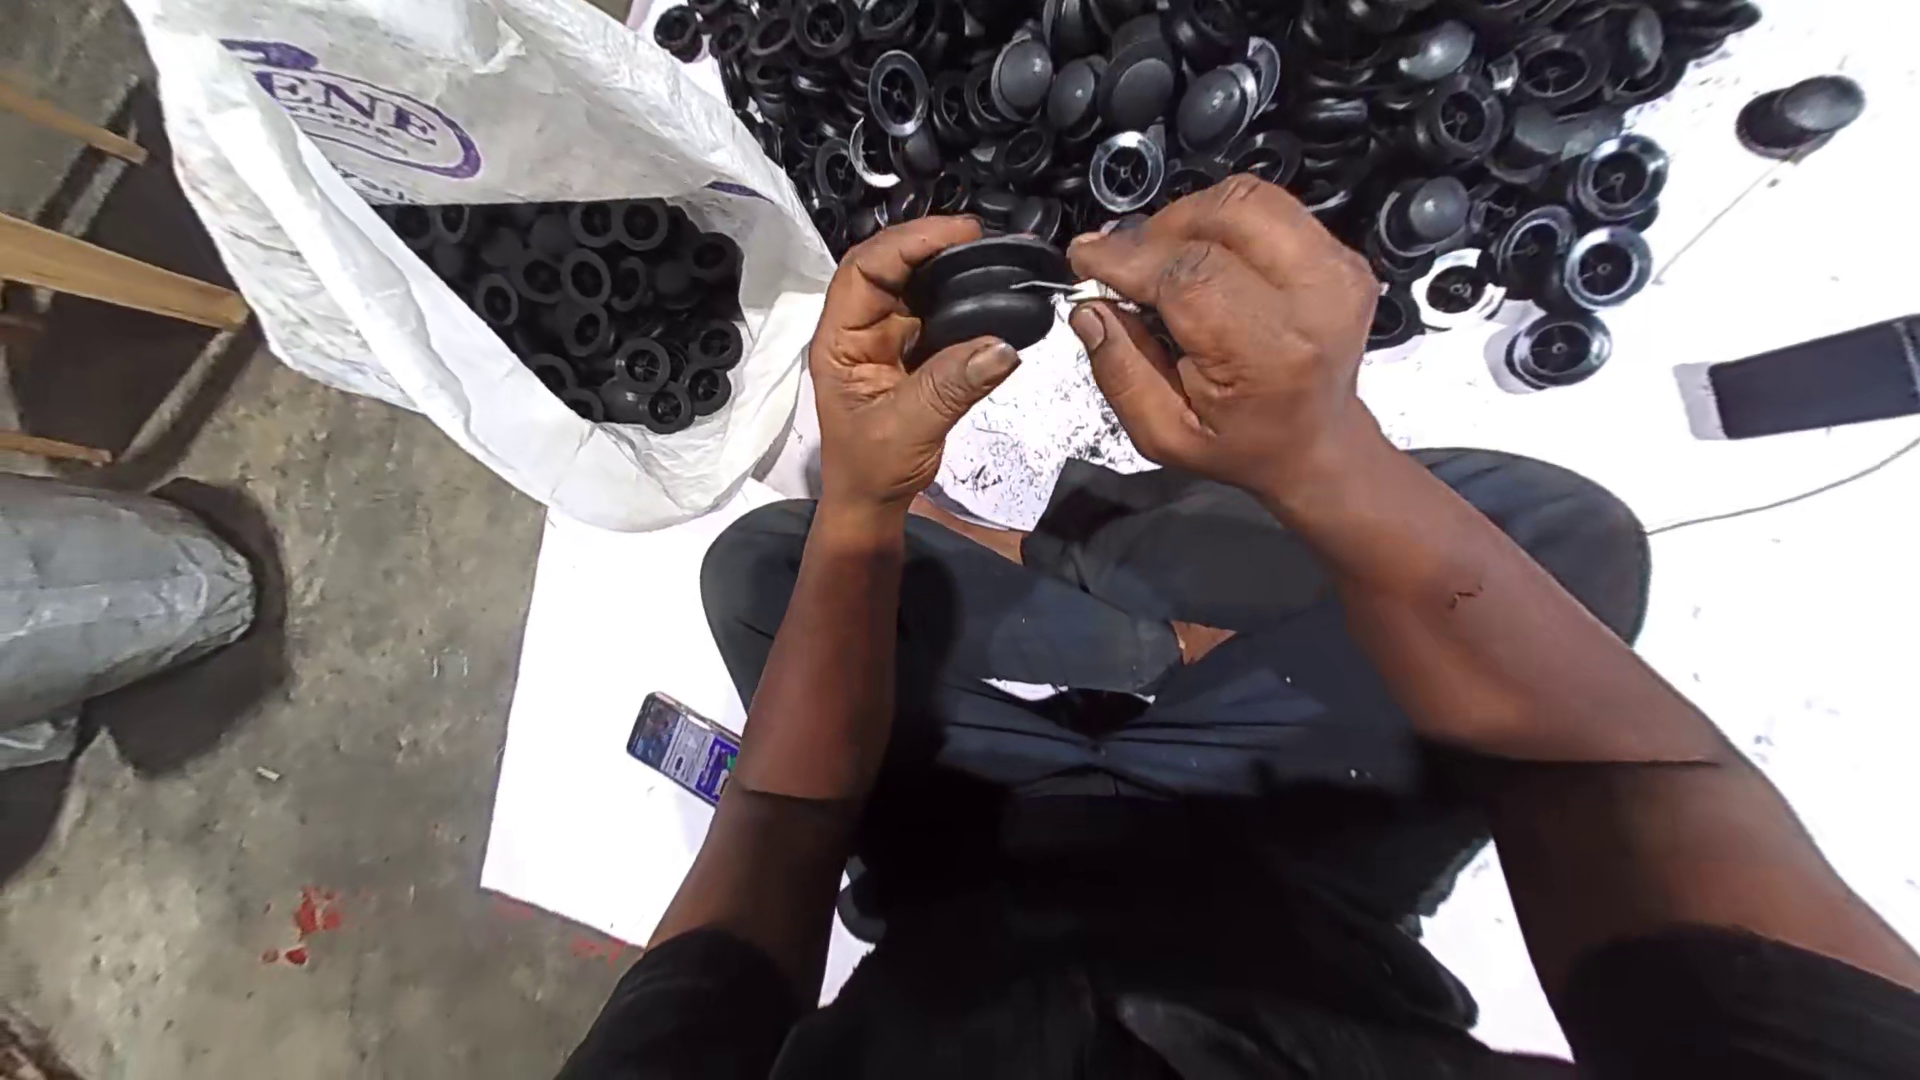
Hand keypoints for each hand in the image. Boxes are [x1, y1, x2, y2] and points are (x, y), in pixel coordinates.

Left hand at [810, 216, 1020, 514]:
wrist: (875, 500)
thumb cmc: (871, 470)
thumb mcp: (907, 429)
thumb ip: (951, 388)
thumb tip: (1001, 348)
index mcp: (840, 341)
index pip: (864, 270)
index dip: (908, 243)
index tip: (958, 233)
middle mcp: (861, 333)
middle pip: (891, 269)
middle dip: (932, 248)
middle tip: (980, 240)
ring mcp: (888, 343)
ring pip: (916, 290)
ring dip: (949, 273)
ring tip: (988, 260)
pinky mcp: (914, 357)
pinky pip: (938, 319)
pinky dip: (962, 306)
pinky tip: (985, 297)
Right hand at [1066, 175, 1386, 500]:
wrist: (1314, 443)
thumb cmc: (1240, 446)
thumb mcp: (1163, 435)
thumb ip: (1121, 374)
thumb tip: (1089, 312)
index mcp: (1270, 354)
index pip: (1188, 273)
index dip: (1127, 258)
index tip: (1085, 261)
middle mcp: (1315, 299)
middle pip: (1220, 218)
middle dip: (1151, 234)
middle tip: (1116, 264)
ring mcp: (1335, 270)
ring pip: (1243, 201)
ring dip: (1182, 221)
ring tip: (1152, 261)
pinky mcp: (1337, 255)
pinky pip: (1265, 211)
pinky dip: (1214, 225)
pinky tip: (1191, 260)